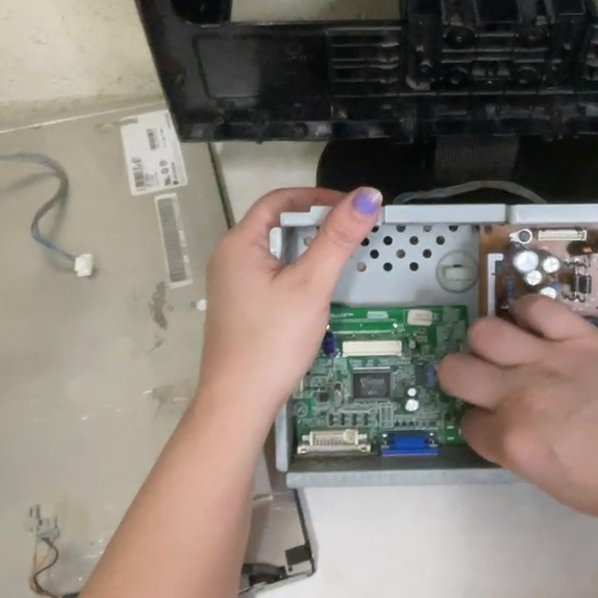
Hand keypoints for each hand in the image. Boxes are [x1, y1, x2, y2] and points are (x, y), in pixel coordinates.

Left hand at [194, 186, 381, 424]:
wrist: (239, 401)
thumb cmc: (271, 342)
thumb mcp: (311, 285)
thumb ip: (338, 238)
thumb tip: (367, 196)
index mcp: (239, 243)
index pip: (280, 199)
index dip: (317, 197)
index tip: (352, 208)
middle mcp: (229, 258)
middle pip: (277, 223)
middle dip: (316, 223)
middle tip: (352, 233)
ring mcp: (233, 284)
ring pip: (277, 251)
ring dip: (309, 249)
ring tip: (340, 259)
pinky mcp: (241, 307)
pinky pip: (273, 274)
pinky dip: (298, 272)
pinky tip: (318, 290)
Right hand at [437, 296, 597, 527]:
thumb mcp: (558, 486)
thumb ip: (521, 454)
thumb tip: (506, 430)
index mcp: (515, 442)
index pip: (468, 424)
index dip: (479, 426)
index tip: (494, 427)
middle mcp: (520, 395)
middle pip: (455, 370)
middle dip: (459, 379)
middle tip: (481, 384)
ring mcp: (549, 359)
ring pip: (484, 331)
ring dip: (485, 343)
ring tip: (503, 350)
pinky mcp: (580, 335)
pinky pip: (536, 306)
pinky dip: (525, 311)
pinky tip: (531, 324)